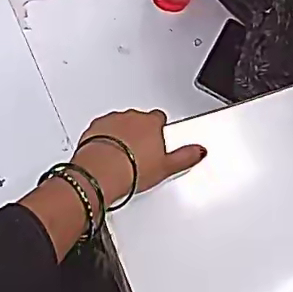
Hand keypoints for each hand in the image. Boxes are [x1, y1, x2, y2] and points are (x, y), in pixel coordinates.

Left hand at [72, 109, 207, 204]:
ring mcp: (110, 121)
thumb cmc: (130, 170)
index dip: (160, 129)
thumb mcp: (167, 167)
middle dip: (139, 132)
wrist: (100, 174)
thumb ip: (186, 156)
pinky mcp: (92, 128)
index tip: (158, 141)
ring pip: (118, 123)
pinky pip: (100, 130)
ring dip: (120, 134)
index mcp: (151, 122)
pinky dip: (102, 139)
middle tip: (140, 154)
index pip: (159, 117)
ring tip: (122, 157)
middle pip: (138, 120)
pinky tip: (105, 155)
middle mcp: (130, 117)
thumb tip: (200, 151)